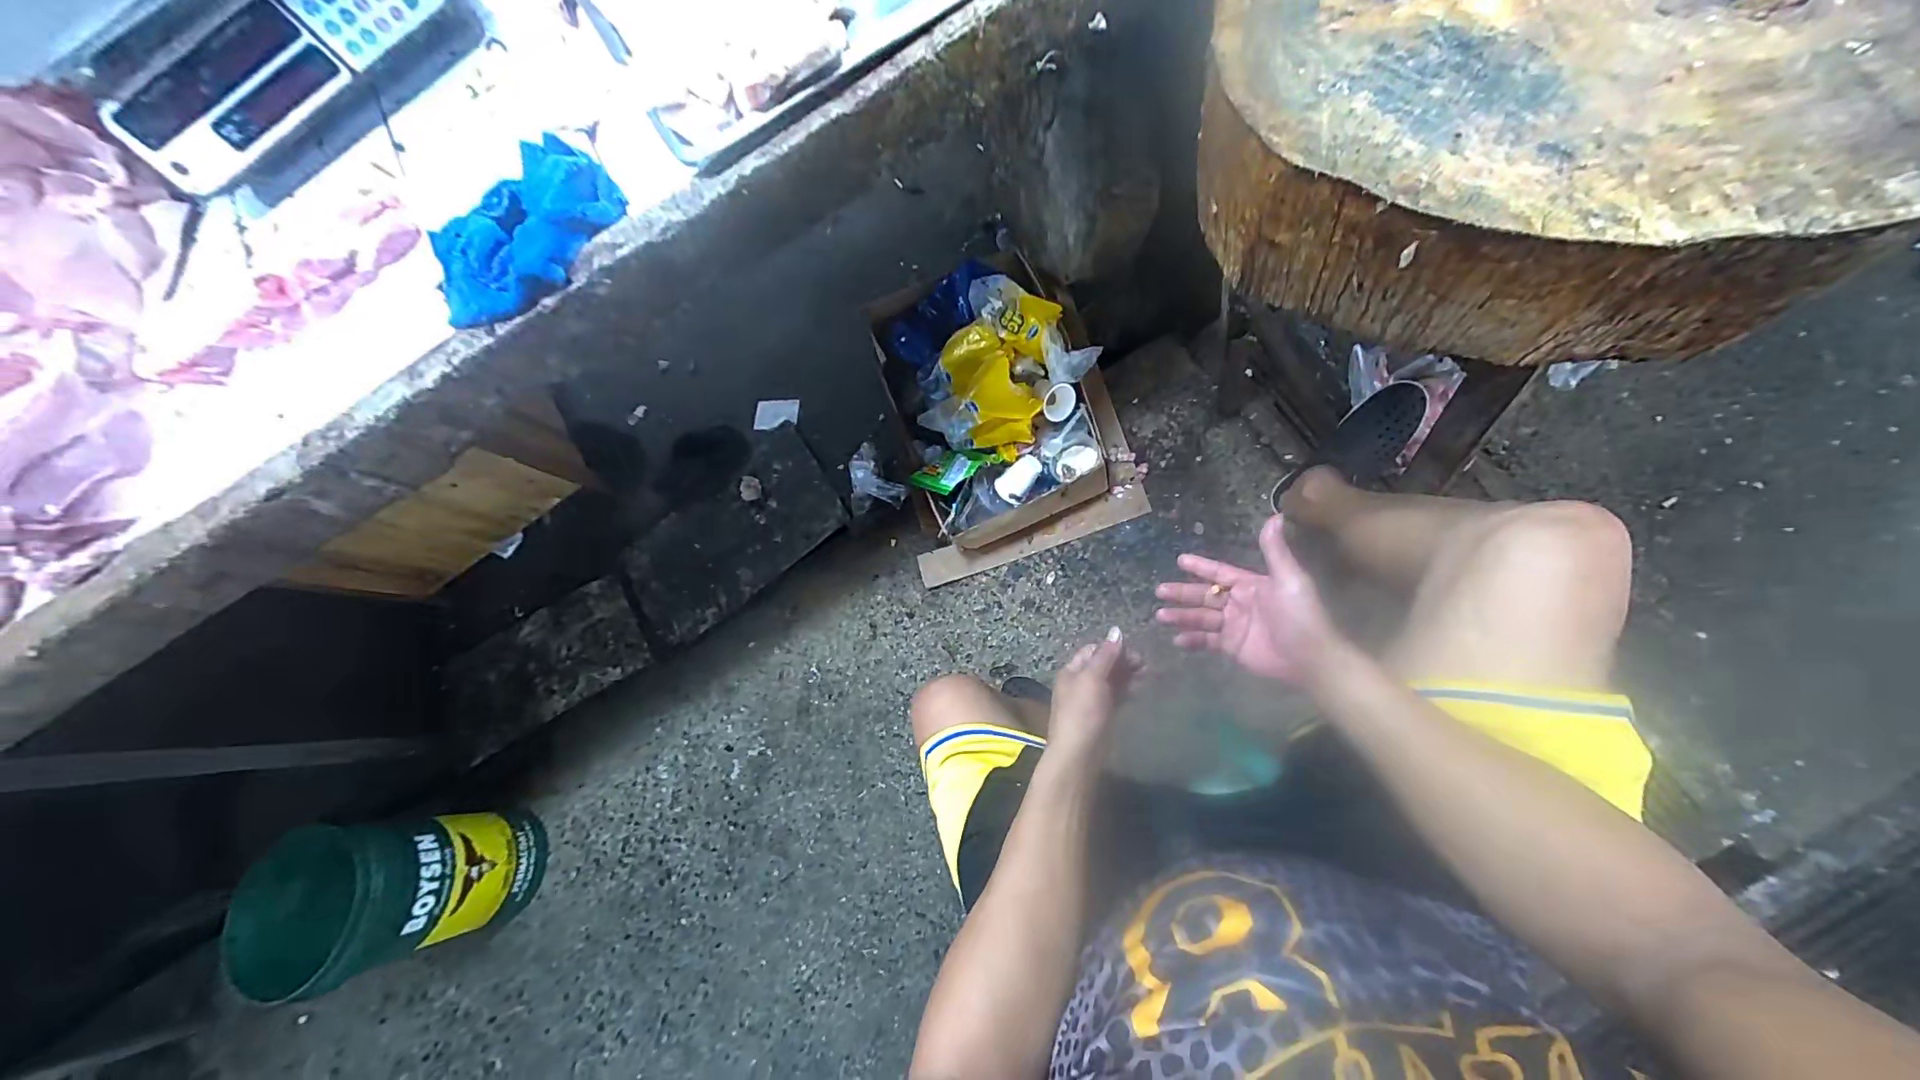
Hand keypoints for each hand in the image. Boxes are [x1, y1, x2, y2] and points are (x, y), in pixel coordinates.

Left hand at [1045, 628, 1141, 765]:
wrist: (1079, 754)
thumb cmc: (1082, 712)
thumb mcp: (1092, 678)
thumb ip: (1105, 655)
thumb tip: (1116, 630)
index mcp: (1072, 671)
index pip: (1093, 650)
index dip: (1112, 647)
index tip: (1133, 650)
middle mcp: (1079, 683)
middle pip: (1103, 664)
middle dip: (1123, 661)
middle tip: (1145, 663)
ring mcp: (1091, 700)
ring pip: (1111, 681)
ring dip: (1128, 674)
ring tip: (1148, 673)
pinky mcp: (1102, 715)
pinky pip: (1116, 696)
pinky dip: (1127, 689)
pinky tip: (1141, 687)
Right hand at [1154, 515, 1345, 685]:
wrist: (1310, 658)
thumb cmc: (1300, 616)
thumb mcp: (1289, 579)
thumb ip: (1275, 550)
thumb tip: (1276, 515)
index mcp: (1251, 586)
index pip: (1220, 573)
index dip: (1201, 567)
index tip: (1180, 560)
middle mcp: (1239, 604)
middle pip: (1204, 595)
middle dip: (1182, 593)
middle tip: (1159, 591)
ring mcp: (1234, 626)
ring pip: (1201, 618)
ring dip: (1181, 616)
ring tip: (1161, 616)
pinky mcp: (1233, 647)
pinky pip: (1207, 641)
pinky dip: (1192, 640)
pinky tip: (1177, 640)